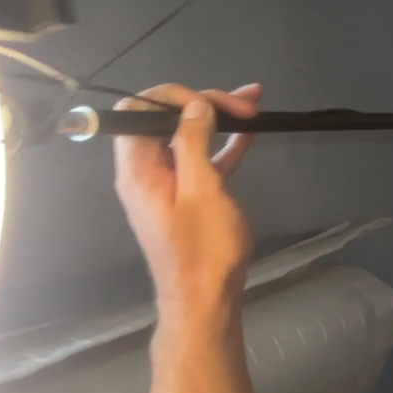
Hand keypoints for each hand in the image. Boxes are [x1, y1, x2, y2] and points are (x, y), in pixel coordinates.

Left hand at [113, 83, 262, 332]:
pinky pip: (203, 158)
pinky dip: (225, 143)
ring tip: (254, 105)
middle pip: (165, 120)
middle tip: (247, 104)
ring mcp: (168, 182)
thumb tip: (195, 105)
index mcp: (138, 168)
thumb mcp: (203, 190)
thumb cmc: (204, 246)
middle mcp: (147, 170)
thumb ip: (194, 143)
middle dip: (204, 103)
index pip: (137, 110)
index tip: (211, 104)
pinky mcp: (190, 194)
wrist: (205, 295)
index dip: (173, 97)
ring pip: (188, 136)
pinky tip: (250, 133)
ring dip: (219, 118)